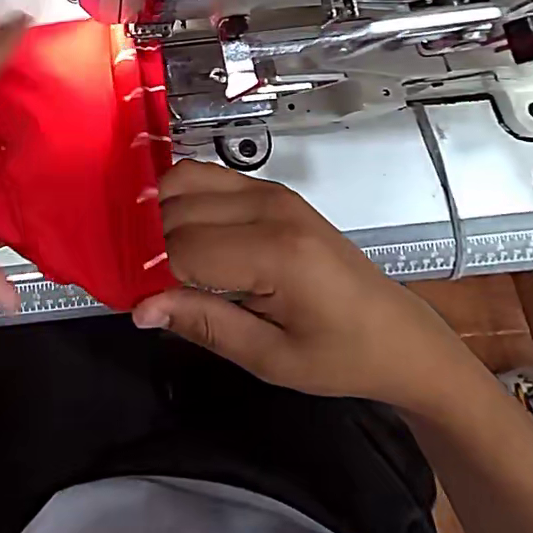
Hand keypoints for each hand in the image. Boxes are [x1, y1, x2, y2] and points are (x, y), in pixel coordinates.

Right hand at [132, 160, 473, 407]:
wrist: (395, 331)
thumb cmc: (340, 354)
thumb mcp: (271, 358)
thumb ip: (204, 324)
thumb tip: (142, 308)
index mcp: (276, 252)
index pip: (182, 249)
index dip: (151, 275)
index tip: (138, 301)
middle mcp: (270, 206)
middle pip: (177, 209)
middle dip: (149, 244)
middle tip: (139, 282)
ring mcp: (270, 190)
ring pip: (184, 180)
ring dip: (158, 213)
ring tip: (153, 254)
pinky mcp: (270, 188)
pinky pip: (206, 175)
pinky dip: (179, 195)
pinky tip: (176, 228)